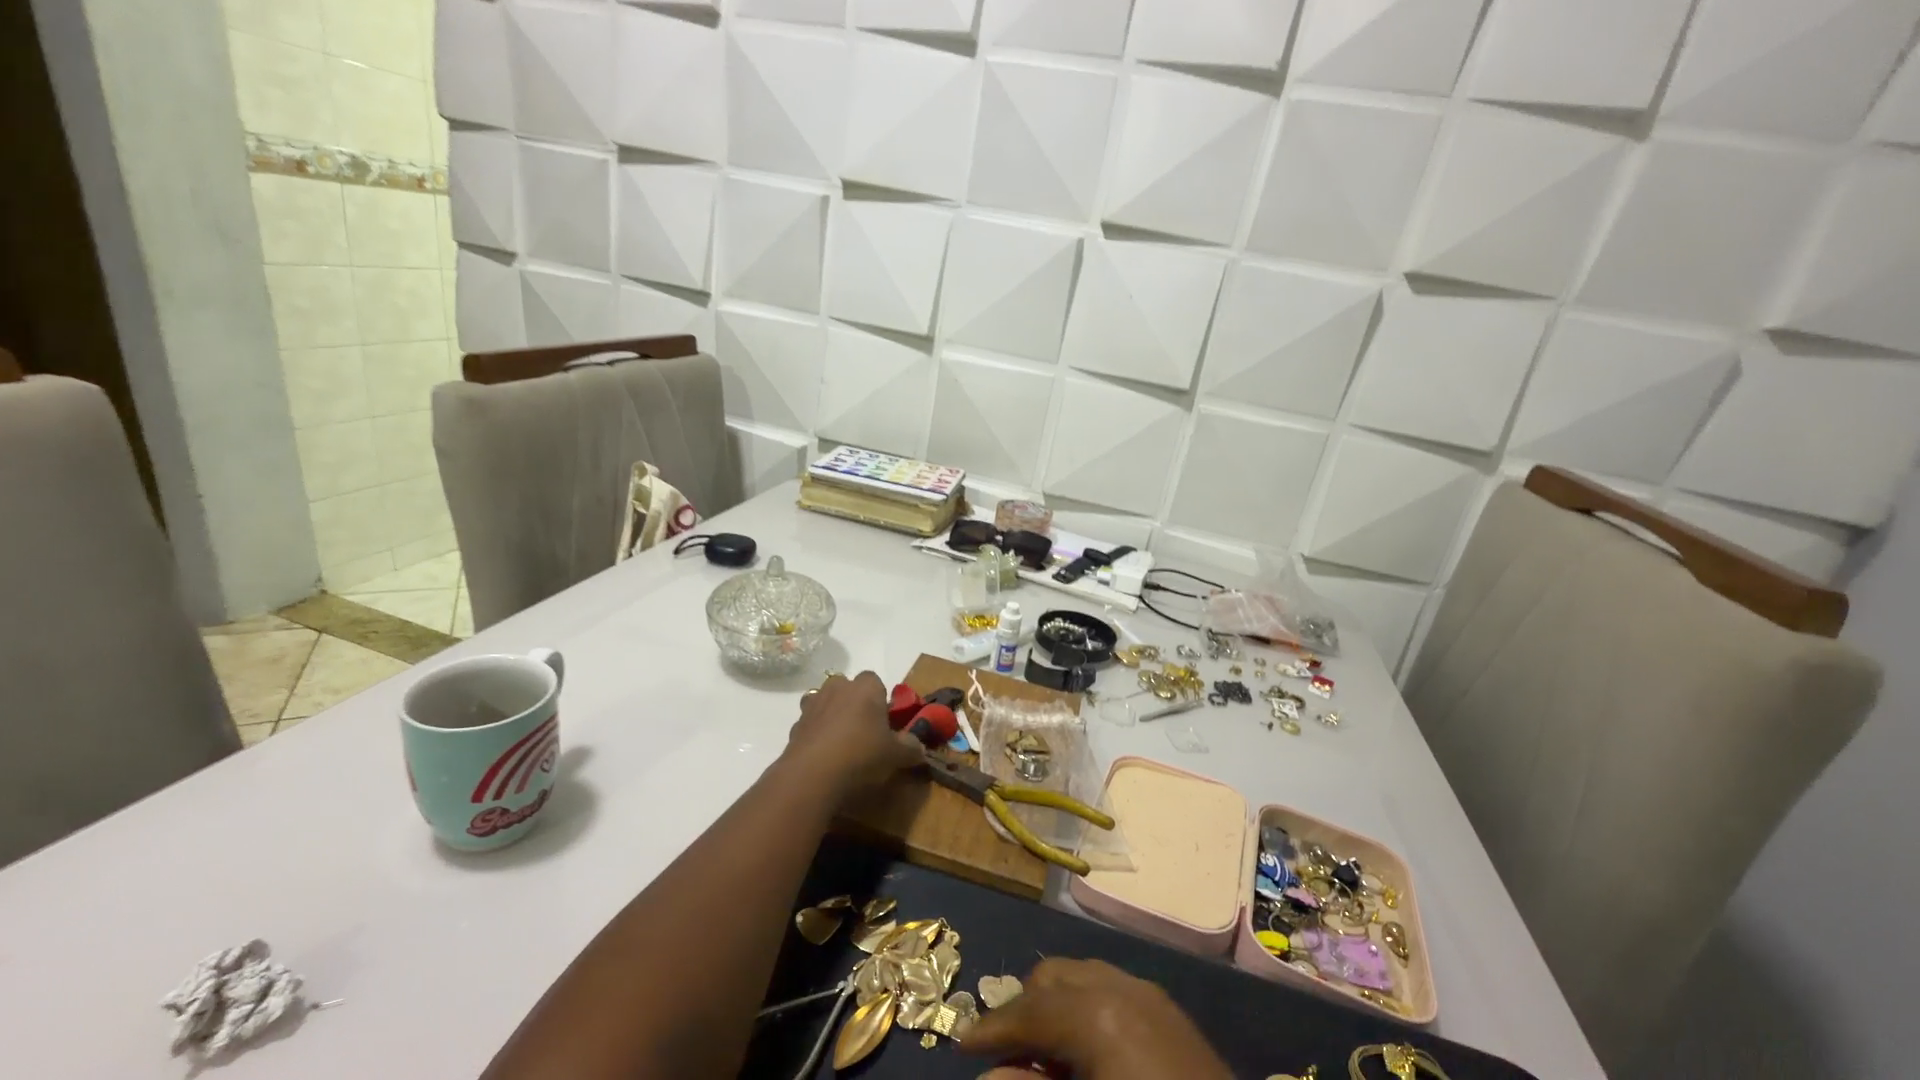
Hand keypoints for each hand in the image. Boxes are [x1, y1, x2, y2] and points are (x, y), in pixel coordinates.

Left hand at [783, 672, 923, 792]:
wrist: (813, 775)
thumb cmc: (862, 755)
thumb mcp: (896, 755)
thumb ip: (911, 748)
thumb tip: (919, 749)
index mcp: (865, 687)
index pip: (875, 680)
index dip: (880, 699)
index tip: (885, 722)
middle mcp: (837, 688)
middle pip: (847, 688)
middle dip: (854, 703)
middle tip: (864, 731)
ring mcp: (812, 705)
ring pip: (825, 703)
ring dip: (832, 716)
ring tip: (842, 743)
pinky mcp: (794, 726)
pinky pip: (810, 725)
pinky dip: (816, 735)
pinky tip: (824, 757)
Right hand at [961, 959, 1231, 1079]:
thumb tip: (990, 1073)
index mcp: (1095, 1011)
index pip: (1026, 1010)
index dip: (991, 1029)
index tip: (962, 1046)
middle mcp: (1120, 987)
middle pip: (1053, 977)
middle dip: (1024, 1009)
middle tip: (1006, 1053)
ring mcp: (1150, 995)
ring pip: (1084, 977)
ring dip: (1055, 1005)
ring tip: (1043, 1053)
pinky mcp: (1170, 1013)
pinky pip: (1113, 991)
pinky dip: (1086, 1008)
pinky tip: (1085, 1049)